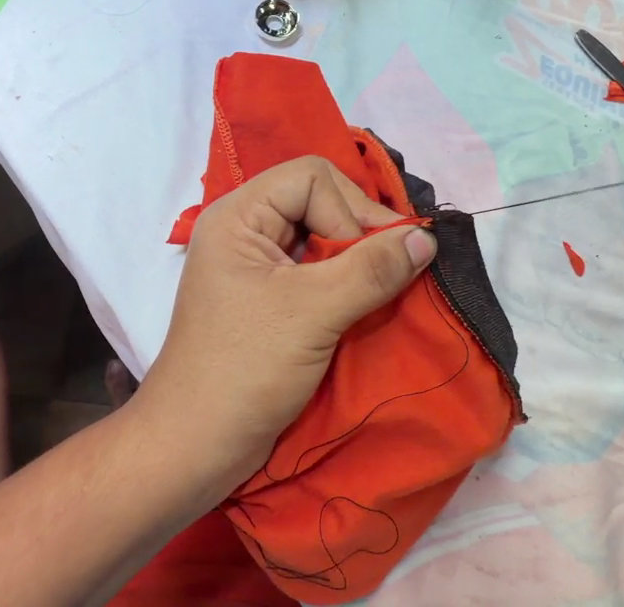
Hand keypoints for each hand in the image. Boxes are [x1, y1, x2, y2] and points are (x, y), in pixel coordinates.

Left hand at [130, 156, 438, 492]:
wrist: (196, 446)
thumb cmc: (246, 369)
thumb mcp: (313, 313)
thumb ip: (372, 269)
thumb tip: (427, 237)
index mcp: (238, 215)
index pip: (309, 177)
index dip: (349, 210)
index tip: (376, 258)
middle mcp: (243, 229)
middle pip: (317, 199)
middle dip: (356, 231)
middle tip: (389, 271)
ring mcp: (253, 264)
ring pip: (319, 235)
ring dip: (354, 258)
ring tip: (383, 287)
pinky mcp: (266, 297)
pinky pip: (314, 267)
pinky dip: (343, 279)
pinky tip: (365, 301)